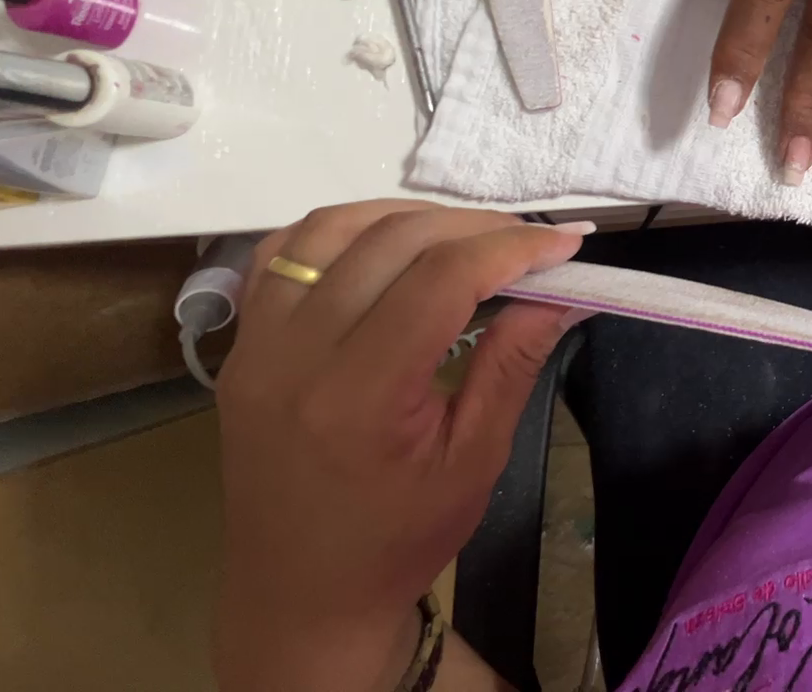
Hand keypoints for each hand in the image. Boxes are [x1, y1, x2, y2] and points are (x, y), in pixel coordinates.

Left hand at [212, 200, 591, 691]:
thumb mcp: (477, 457)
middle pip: (393, 242)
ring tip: (471, 235)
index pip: (441, 280)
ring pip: (334, 229)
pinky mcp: (245, 344)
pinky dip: (348, 228)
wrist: (300, 595)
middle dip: (476, 226)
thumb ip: (514, 363)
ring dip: (412, 216)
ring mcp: (257, 344)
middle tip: (532, 241)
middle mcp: (293, 356)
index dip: (512, 248)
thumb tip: (565, 292)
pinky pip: (286, 252)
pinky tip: (393, 242)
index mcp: (356, 396)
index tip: (565, 242)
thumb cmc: (400, 537)